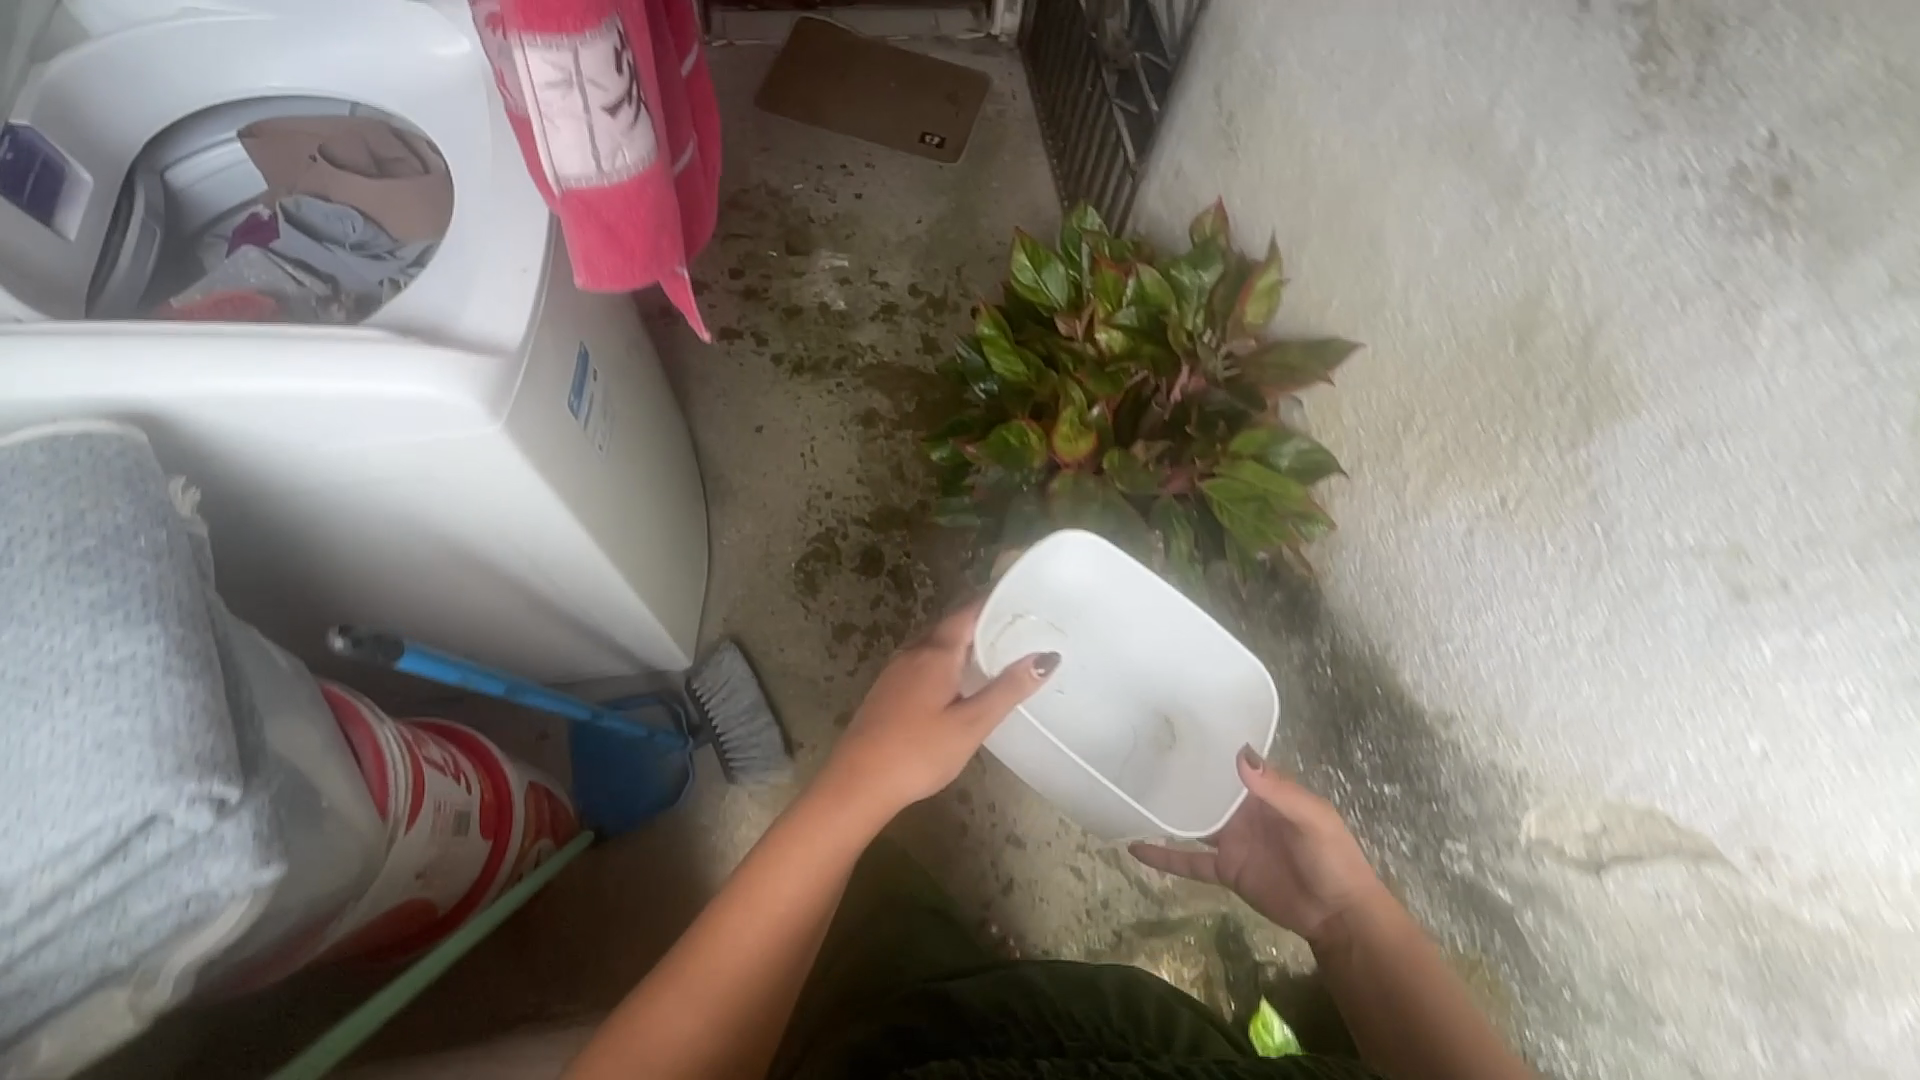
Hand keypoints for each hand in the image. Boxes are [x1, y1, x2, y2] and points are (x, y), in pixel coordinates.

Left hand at [816, 600, 1056, 823]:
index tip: (1023, 599)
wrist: (857, 782)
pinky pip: (923, 661)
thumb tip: (1047, 656)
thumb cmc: (919, 752)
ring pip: (936, 644)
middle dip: (982, 621)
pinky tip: (959, 680)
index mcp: (935, 652)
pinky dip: (947, 660)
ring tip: (996, 650)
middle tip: (1019, 626)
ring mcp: (896, 671)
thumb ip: (1008, 688)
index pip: (969, 611)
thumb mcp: (971, 723)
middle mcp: (913, 652)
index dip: (995, 602)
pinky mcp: (888, 690)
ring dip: (964, 642)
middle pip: (951, 625)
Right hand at [1130, 747, 1390, 949]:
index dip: (1209, 748)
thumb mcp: (1311, 817)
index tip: (1177, 729)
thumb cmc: (1332, 858)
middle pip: (1207, 789)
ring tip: (1131, 795)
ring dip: (1167, 812)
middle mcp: (1244, 812)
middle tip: (1141, 755)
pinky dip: (1164, 857)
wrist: (1338, 916)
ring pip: (1193, 822)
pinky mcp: (1225, 870)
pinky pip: (1189, 861)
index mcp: (1266, 792)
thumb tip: (1239, 753)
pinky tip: (1136, 848)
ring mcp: (1232, 841)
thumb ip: (1276, 788)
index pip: (1233, 763)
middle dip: (1180, 774)